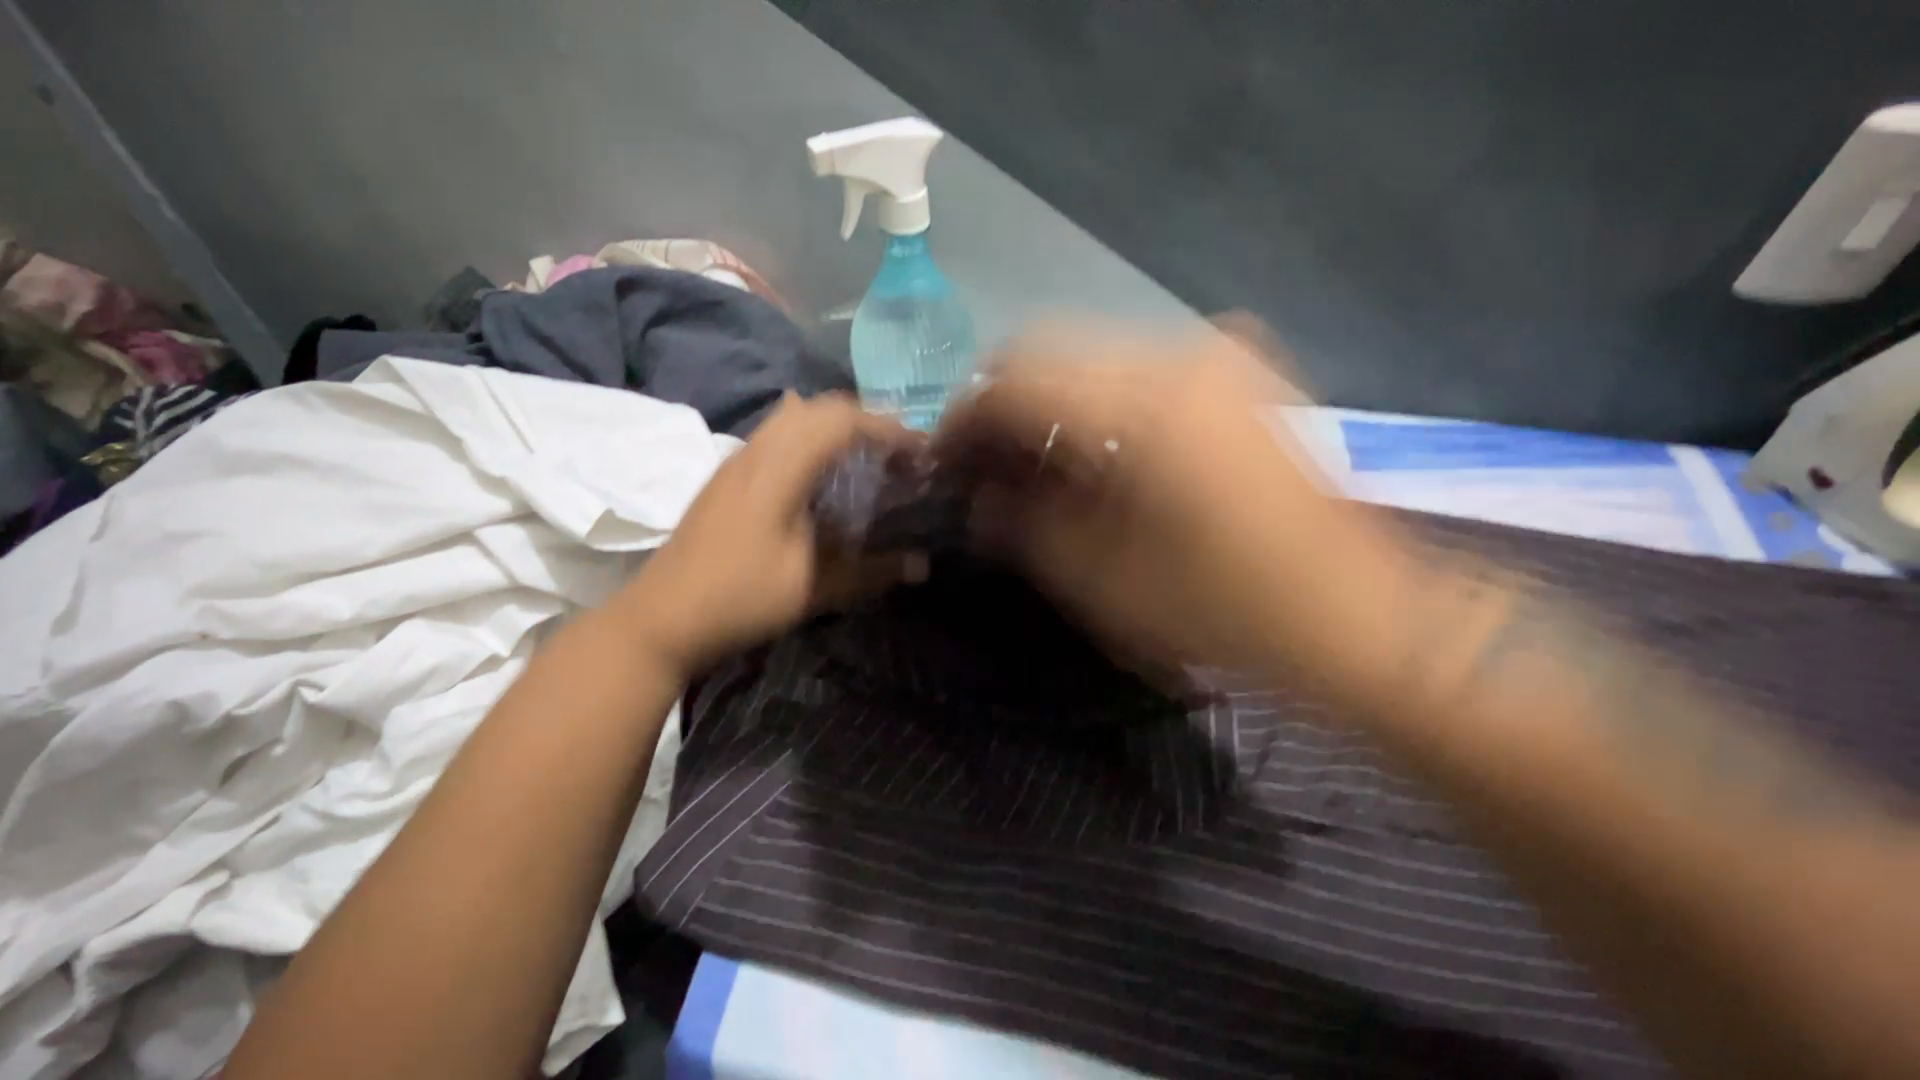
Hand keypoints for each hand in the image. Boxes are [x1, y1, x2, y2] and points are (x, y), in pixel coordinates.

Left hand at [615, 393, 925, 678]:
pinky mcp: (726, 479)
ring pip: (793, 418)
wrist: (661, 617)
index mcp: (779, 467)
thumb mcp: (812, 588)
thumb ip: (870, 571)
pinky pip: (777, 436)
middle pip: (818, 407)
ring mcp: (736, 462)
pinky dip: (810, 441)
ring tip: (867, 460)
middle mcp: (756, 451)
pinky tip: (822, 479)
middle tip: (898, 452)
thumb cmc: (739, 597)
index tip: (921, 452)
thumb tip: (923, 564)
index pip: (842, 420)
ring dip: (834, 428)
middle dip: (865, 420)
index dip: (888, 428)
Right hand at [935, 318, 1411, 681]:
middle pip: (1054, 350)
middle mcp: (1182, 352)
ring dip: (1056, 403)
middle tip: (984, 466)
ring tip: (1038, 466)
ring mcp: (1224, 357)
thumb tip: (976, 493)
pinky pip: (1149, 371)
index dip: (963, 417)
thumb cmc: (1228, 611)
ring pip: (1100, 357)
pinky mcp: (1249, 377)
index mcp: (1143, 399)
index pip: (1015, 377)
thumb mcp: (1104, 581)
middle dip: (1006, 406)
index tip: (940, 462)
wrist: (1365, 619)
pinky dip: (1108, 404)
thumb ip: (1023, 524)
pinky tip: (1104, 456)